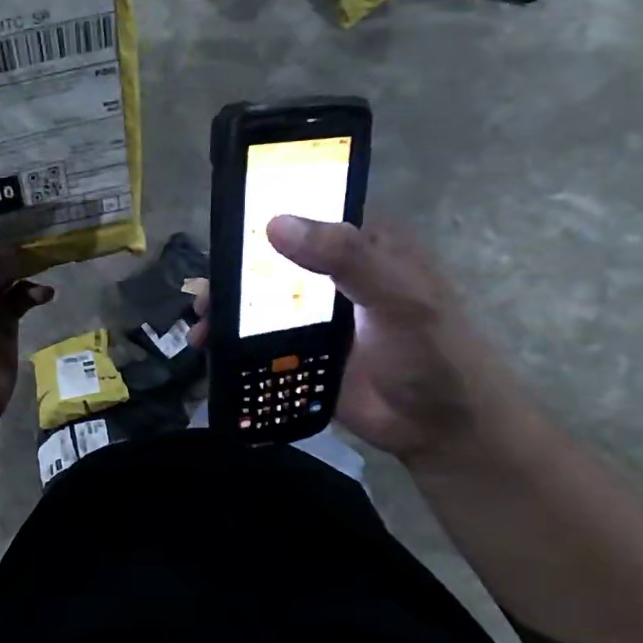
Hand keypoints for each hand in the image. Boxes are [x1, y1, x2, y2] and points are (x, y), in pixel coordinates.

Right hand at [192, 217, 531, 468]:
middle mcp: (338, 275)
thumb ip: (344, 256)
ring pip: (264, 304)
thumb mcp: (396, 295)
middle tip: (204, 292)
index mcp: (365, 246)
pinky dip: (236, 345)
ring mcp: (321, 317)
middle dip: (236, 275)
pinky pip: (264, 343)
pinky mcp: (308, 354)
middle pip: (276, 263)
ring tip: (199, 324)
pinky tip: (212, 351)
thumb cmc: (431, 350)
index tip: (223, 228)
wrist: (442, 428)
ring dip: (230, 312)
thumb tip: (273, 224)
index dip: (266, 217)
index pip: (310, 215)